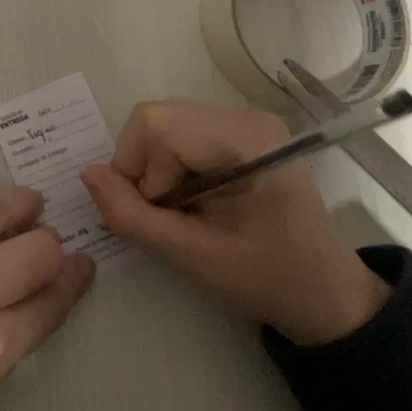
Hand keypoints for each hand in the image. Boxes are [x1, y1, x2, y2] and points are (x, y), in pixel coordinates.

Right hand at [79, 101, 387, 346]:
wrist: (326, 294)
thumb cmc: (266, 279)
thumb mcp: (192, 257)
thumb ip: (132, 215)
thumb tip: (86, 174)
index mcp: (247, 141)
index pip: (156, 124)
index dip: (140, 170)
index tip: (163, 214)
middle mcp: (245, 116)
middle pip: (155, 118)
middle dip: (142, 166)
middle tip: (166, 211)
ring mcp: (242, 119)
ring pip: (160, 122)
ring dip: (152, 165)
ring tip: (179, 206)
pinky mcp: (237, 130)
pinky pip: (175, 130)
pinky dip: (165, 162)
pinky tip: (189, 195)